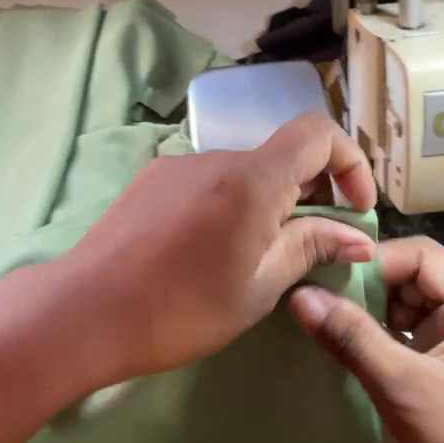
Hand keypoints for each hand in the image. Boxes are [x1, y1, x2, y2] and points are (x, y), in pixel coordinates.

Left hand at [55, 112, 377, 382]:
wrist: (86, 310)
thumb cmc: (181, 309)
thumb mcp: (258, 287)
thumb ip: (310, 248)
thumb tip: (357, 237)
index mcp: (251, 179)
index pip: (317, 132)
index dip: (349, 161)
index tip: (353, 209)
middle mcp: (216, 157)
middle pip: (281, 155)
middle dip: (311, 192)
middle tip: (312, 246)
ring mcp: (180, 164)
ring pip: (245, 172)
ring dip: (268, 202)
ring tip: (256, 258)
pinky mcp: (154, 178)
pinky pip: (210, 181)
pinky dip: (231, 204)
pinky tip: (210, 250)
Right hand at [288, 238, 443, 442]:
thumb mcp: (406, 390)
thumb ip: (353, 338)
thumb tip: (300, 295)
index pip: (422, 256)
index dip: (374, 262)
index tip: (327, 280)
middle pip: (414, 278)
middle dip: (368, 289)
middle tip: (320, 301)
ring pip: (407, 308)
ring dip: (369, 315)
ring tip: (326, 323)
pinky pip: (408, 338)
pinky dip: (378, 340)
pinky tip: (344, 349)